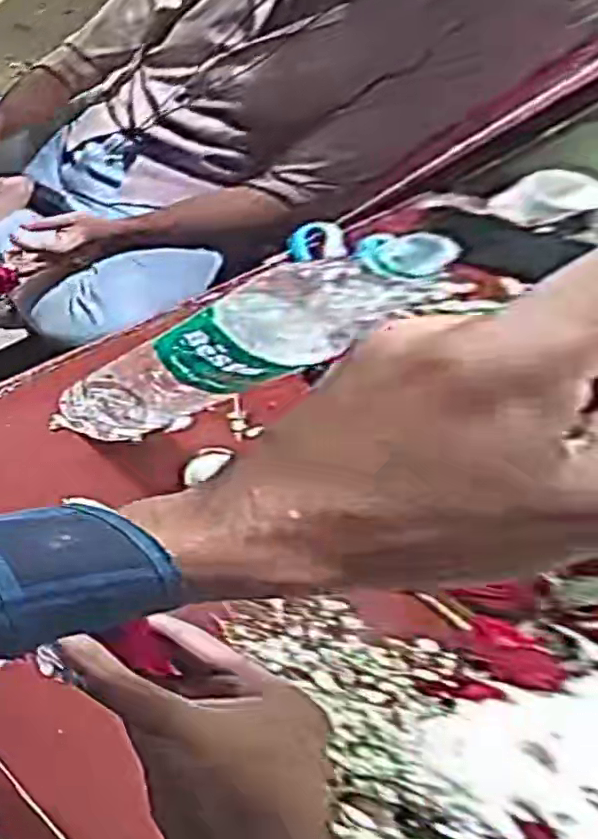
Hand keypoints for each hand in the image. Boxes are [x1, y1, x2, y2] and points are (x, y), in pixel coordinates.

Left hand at [5, 212, 127, 274]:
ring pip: (31, 274)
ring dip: (15, 273)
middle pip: (27, 264)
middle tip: (2, 256)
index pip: (32, 245)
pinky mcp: (61, 273)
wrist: (114, 240)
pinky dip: (25, 280)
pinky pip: (39, 279)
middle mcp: (58, 260)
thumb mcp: (71, 218)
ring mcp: (59, 269)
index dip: (19, 239)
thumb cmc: (94, 226)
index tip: (12, 234)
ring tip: (2, 269)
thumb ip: (45, 223)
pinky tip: (14, 281)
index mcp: (60, 246)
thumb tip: (23, 225)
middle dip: (11, 261)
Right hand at [57, 617, 337, 838]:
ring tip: (82, 656)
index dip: (143, 623)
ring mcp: (230, 736)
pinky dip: (127, 701)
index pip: (193, 638)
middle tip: (84, 634)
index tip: (99, 608)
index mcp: (272, 693)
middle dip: (126, 653)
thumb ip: (113, 675)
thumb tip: (68, 638)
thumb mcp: (166, 722)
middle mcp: (257, 710)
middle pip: (174, 664)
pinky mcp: (204, 757)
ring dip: (122, 677)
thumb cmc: (235, 799)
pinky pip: (157, 714)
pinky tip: (94, 685)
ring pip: (162, 689)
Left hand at [127, 250, 597, 598]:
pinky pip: (460, 360)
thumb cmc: (409, 525)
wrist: (272, 526)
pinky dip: (498, 391)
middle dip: (593, 372)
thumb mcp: (585, 496)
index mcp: (506, 349)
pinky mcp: (361, 366)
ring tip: (532, 454)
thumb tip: (597, 382)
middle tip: (579, 435)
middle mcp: (434, 328)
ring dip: (556, 384)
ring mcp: (389, 345)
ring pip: (516, 342)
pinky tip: (486, 448)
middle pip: (571, 312)